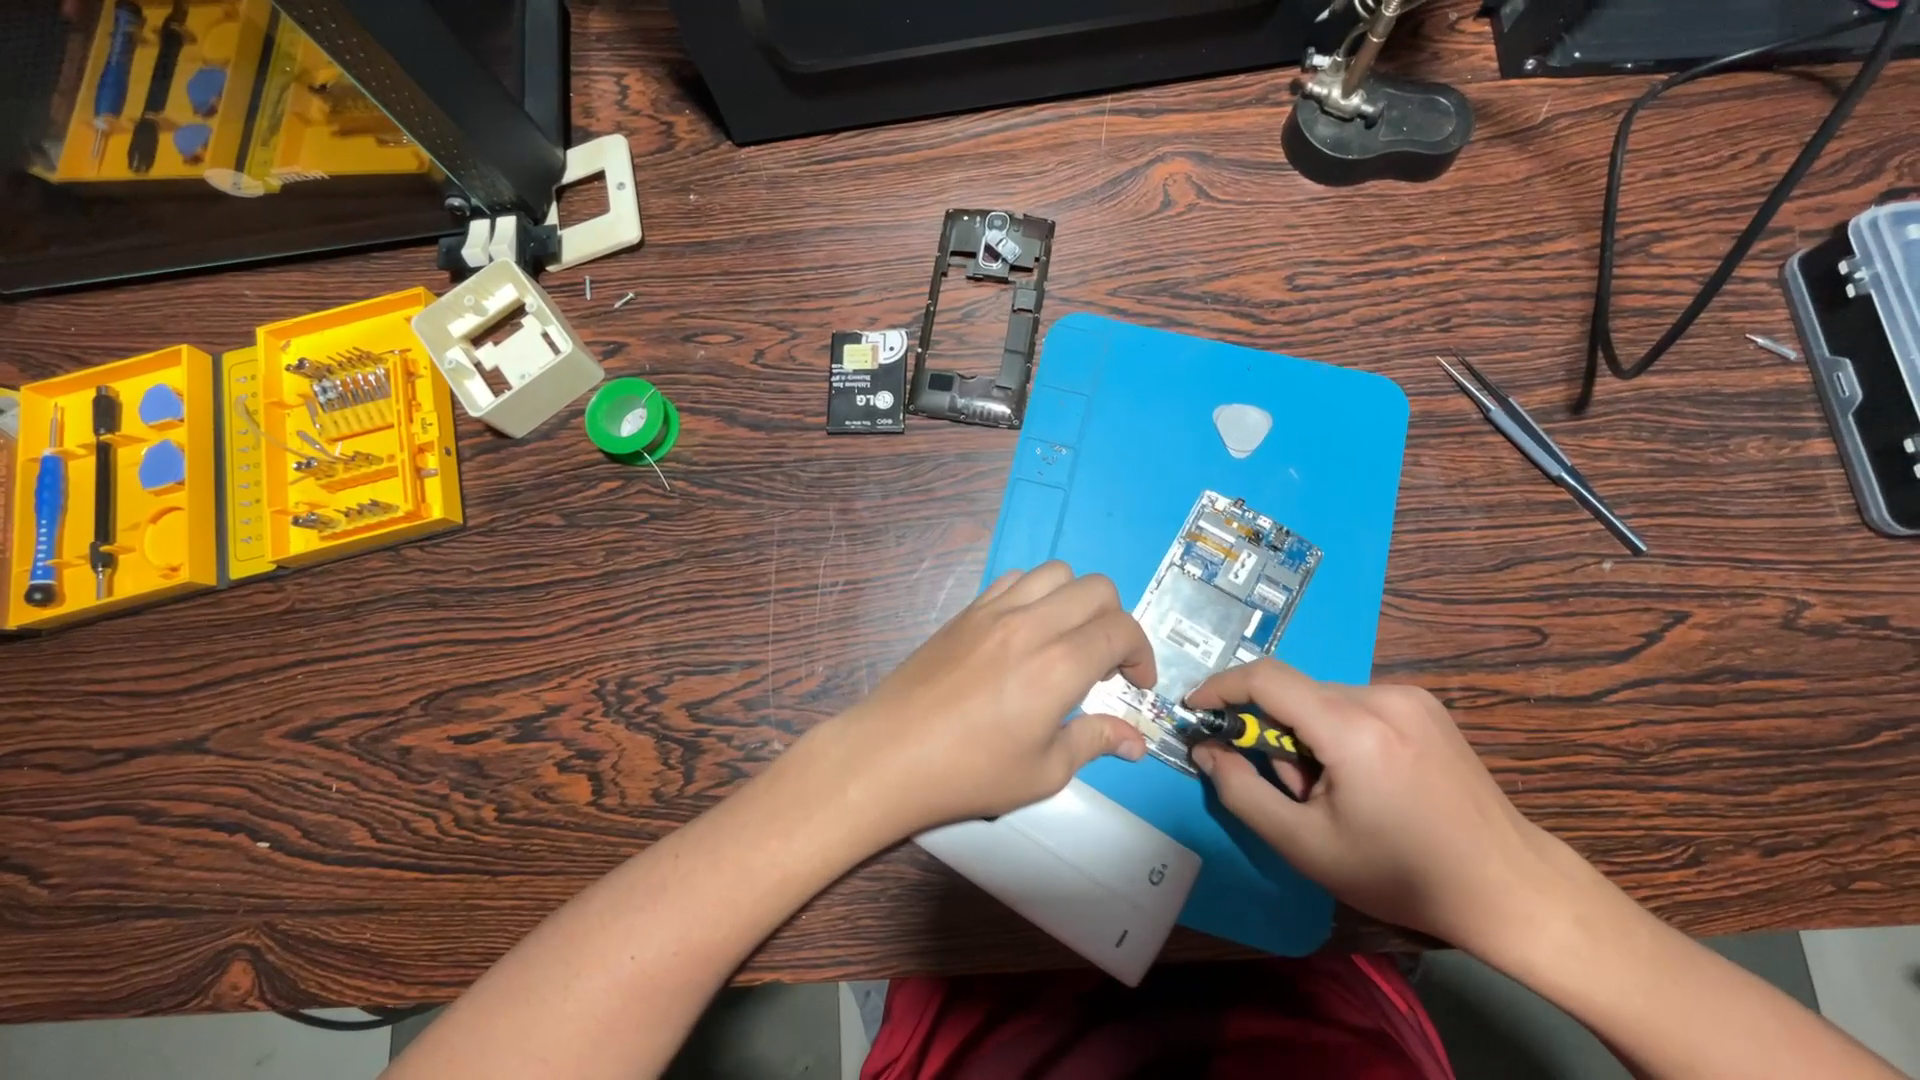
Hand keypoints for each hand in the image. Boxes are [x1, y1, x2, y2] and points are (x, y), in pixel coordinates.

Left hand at [816, 562, 1155, 836]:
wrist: (888, 755)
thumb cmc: (968, 773)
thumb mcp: (1043, 772)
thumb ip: (1094, 742)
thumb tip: (1135, 742)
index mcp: (1059, 665)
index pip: (1121, 630)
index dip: (1142, 654)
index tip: (1137, 684)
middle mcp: (1031, 624)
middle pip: (1096, 589)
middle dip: (1116, 621)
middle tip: (1106, 664)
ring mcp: (994, 611)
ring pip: (1055, 572)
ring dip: (1076, 600)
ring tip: (1067, 640)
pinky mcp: (965, 612)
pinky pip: (1013, 579)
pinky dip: (1035, 593)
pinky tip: (1026, 632)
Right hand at [1187, 660, 1571, 952]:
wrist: (1509, 889)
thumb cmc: (1400, 874)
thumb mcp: (1305, 845)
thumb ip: (1242, 792)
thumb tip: (1207, 751)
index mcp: (1353, 728)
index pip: (1266, 678)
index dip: (1220, 688)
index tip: (1195, 712)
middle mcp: (1383, 696)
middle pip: (1296, 694)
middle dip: (1272, 733)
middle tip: (1290, 790)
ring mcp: (1411, 698)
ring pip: (1324, 700)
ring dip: (1306, 736)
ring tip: (1332, 793)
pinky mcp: (1427, 707)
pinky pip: (1355, 705)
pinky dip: (1337, 733)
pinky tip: (1363, 779)